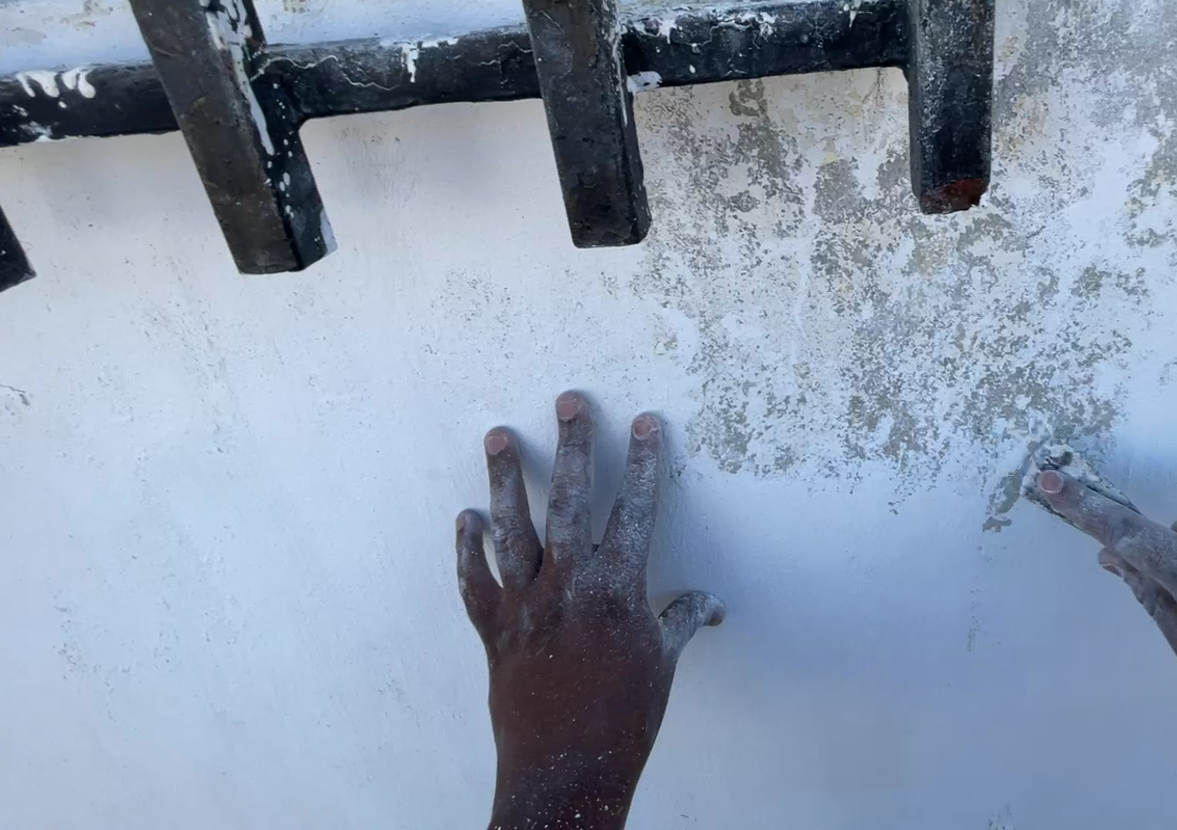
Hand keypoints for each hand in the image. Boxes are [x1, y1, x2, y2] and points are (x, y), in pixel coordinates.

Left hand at [457, 393, 723, 829]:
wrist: (563, 776)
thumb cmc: (624, 718)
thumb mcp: (663, 663)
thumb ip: (682, 619)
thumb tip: (711, 602)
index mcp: (617, 591)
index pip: (635, 510)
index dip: (643, 463)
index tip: (646, 423)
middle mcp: (567, 588)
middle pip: (569, 502)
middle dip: (573, 446)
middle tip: (569, 402)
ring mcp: (525, 607)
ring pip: (512, 529)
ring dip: (504, 481)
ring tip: (498, 436)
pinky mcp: (494, 631)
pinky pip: (475, 583)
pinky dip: (467, 551)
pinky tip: (465, 518)